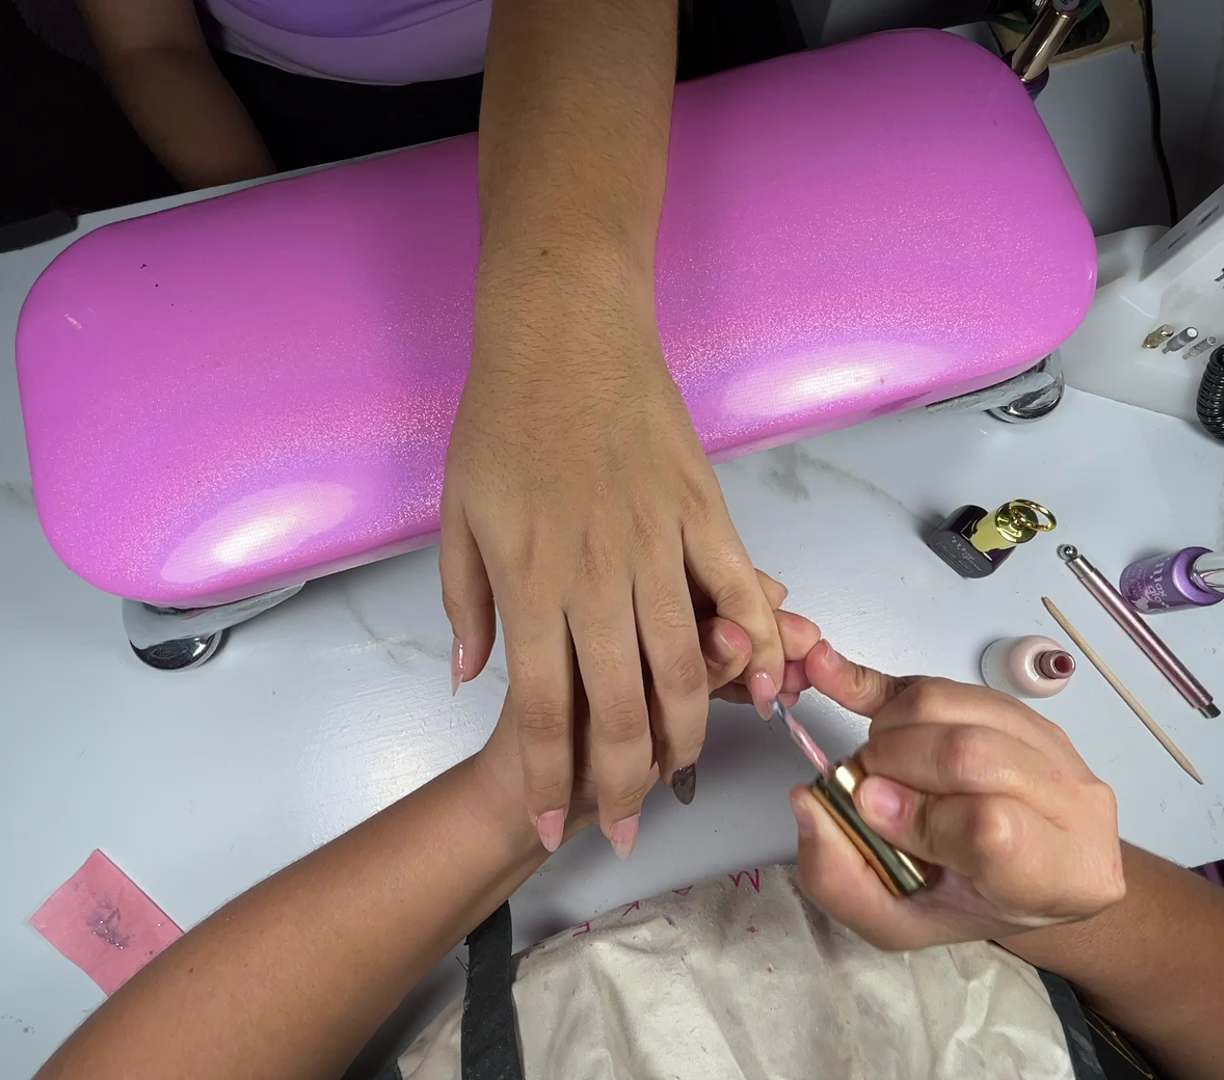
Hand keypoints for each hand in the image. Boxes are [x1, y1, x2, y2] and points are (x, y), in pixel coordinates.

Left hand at [442, 261, 783, 857]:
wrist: (564, 332)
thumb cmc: (500, 420)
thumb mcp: (458, 513)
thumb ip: (465, 603)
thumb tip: (468, 678)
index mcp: (532, 580)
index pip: (543, 706)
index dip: (549, 776)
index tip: (552, 824)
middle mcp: (599, 577)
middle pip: (620, 704)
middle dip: (623, 779)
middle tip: (626, 824)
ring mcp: (659, 544)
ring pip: (684, 662)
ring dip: (687, 729)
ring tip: (678, 770)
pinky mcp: (703, 512)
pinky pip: (738, 589)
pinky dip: (757, 643)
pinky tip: (765, 686)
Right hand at [790, 643, 1124, 949]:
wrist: (1014, 865)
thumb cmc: (963, 899)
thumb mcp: (897, 922)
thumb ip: (842, 881)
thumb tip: (811, 804)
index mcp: (1065, 876)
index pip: (993, 827)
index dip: (920, 817)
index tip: (872, 812)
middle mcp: (1076, 803)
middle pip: (968, 753)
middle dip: (892, 762)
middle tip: (866, 785)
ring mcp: (1050, 744)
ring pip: (949, 704)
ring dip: (889, 728)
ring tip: (881, 761)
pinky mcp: (1011, 704)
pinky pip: (936, 680)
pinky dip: (875, 685)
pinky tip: (832, 676)